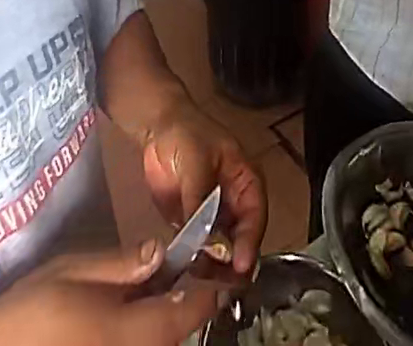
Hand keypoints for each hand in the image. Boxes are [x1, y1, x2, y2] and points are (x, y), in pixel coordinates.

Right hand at [0, 241, 224, 345]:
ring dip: (166, 324)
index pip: (183, 315)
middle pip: (173, 336)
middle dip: (187, 311)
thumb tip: (160, 254)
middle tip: (191, 282)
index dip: (208, 298)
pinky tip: (128, 316)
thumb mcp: (70, 270)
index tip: (223, 279)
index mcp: (124, 330)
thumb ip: (119, 265)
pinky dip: (143, 334)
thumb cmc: (24, 313)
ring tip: (161, 295)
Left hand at [141, 102, 266, 273]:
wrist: (157, 127)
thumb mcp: (197, 161)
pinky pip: (198, 246)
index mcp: (245, 179)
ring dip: (215, 265)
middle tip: (224, 285)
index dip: (250, 241)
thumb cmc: (185, 133)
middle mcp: (234, 199)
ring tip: (203, 280)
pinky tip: (187, 271)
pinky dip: (195, 260)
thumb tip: (205, 237)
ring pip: (222, 246)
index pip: (256, 214)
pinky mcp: (192, 221)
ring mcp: (213, 212)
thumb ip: (201, 198)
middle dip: (235, 261)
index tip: (241, 265)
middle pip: (242, 236)